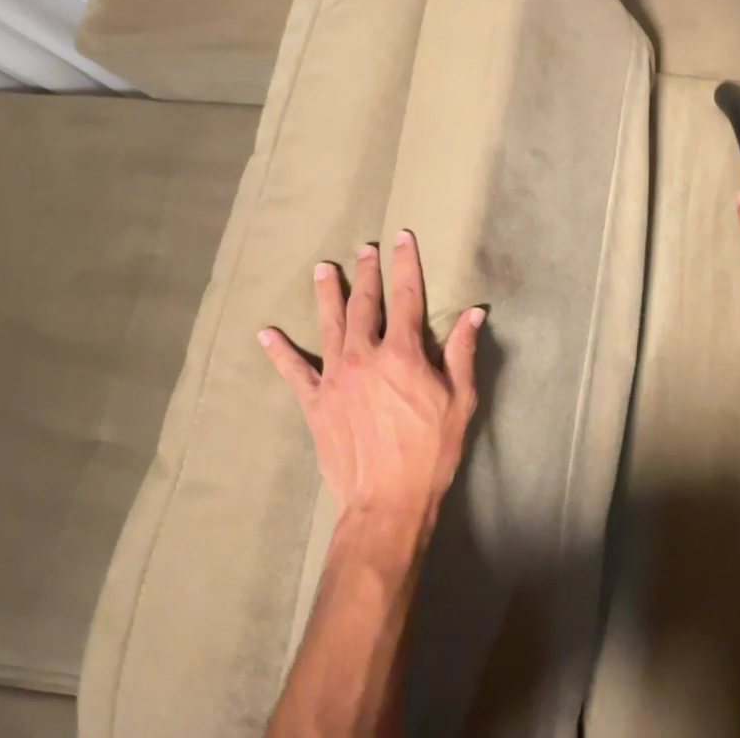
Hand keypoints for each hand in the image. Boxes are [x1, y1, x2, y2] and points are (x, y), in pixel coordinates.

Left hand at [258, 231, 482, 534]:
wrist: (386, 501)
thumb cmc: (431, 451)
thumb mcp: (460, 401)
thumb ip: (462, 353)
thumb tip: (473, 313)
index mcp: (404, 354)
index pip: (407, 298)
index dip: (406, 266)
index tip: (402, 239)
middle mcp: (365, 356)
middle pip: (365, 304)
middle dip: (367, 273)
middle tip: (365, 248)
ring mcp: (335, 378)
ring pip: (329, 325)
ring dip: (327, 294)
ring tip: (323, 269)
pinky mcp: (315, 403)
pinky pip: (294, 371)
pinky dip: (280, 351)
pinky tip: (266, 333)